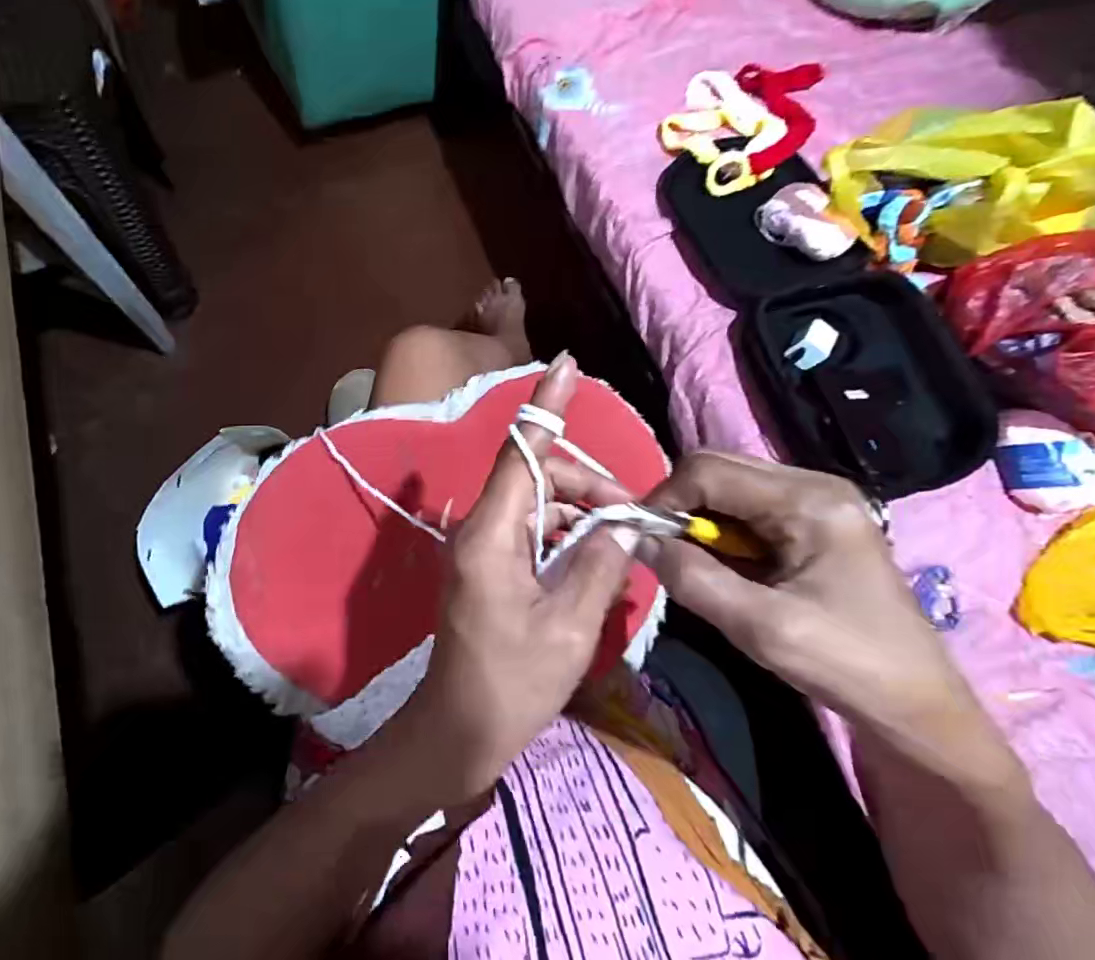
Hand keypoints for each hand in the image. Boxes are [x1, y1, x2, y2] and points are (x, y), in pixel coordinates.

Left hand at [386, 353, 639, 802]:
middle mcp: (479, 528)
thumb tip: (624, 525)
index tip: (566, 364)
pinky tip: (596, 558)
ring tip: (623, 541)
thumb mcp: (569, 625)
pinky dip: (565, 535)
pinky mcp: (486, 565)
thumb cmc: (512, 683)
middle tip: (635, 518)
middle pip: (537, 476)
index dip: (544, 406)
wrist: (459, 729)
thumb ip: (599, 564)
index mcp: (491, 534)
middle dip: (588, 484)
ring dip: (580, 511)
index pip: (519, 452)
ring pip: (537, 502)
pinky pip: (531, 530)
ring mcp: (480, 546)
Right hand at [643, 452, 1006, 770]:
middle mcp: (813, 483)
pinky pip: (745, 507)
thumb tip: (639, 540)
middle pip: (717, 468)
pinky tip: (728, 567)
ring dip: (699, 521)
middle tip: (667, 554)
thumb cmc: (845, 665)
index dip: (665, 500)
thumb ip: (693, 578)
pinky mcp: (813, 519)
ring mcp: (816, 499)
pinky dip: (721, 532)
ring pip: (727, 486)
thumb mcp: (760, 627)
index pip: (708, 470)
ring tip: (697, 566)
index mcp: (809, 499)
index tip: (644, 542)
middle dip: (680, 506)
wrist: (914, 704)